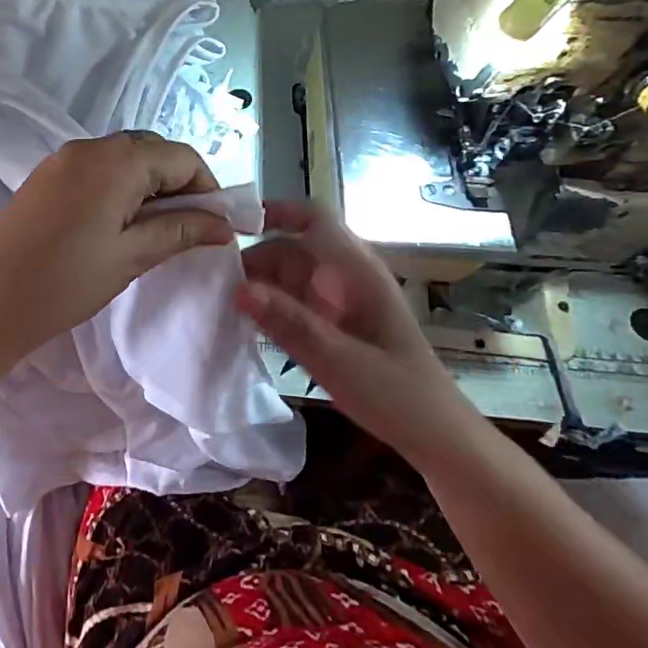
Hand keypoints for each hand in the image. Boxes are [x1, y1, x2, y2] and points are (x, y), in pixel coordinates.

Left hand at [0, 132, 235, 367]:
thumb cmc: (64, 283)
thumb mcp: (130, 256)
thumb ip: (180, 231)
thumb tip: (223, 225)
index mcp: (115, 161)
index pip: (181, 156)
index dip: (207, 186)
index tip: (217, 224)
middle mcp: (88, 148)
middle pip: (152, 151)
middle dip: (180, 184)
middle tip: (189, 229)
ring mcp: (62, 160)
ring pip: (125, 160)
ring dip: (150, 187)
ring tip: (157, 231)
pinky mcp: (45, 178)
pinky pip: (98, 171)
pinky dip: (121, 188)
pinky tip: (121, 224)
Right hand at [235, 201, 479, 461]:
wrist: (436, 435)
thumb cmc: (396, 394)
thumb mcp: (339, 361)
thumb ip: (289, 323)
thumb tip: (237, 288)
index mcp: (357, 272)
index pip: (315, 220)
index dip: (276, 212)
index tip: (231, 226)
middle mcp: (348, 278)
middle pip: (293, 250)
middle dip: (254, 261)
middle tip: (211, 285)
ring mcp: (342, 302)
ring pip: (291, 278)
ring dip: (259, 287)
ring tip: (219, 305)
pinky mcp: (337, 326)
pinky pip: (296, 304)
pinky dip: (271, 309)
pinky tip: (246, 327)